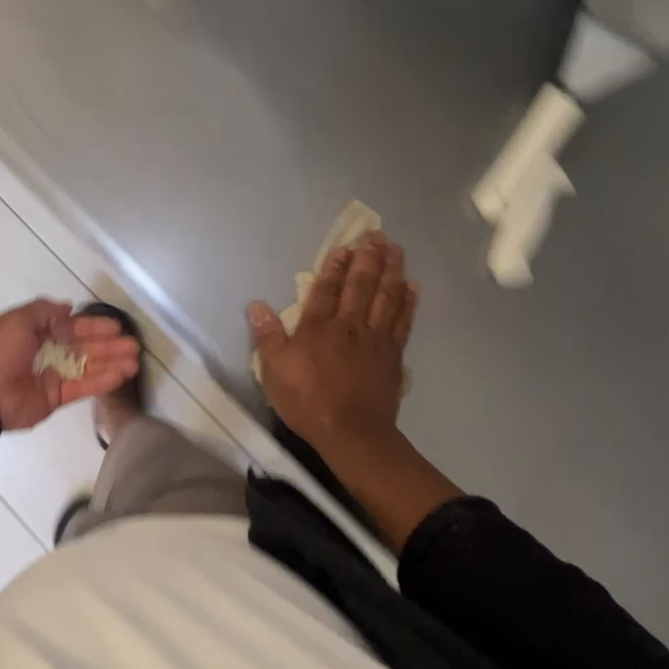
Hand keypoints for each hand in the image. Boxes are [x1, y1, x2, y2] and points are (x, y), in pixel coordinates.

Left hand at [0, 299, 141, 430]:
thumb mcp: (17, 320)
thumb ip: (44, 311)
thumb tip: (68, 308)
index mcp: (34, 332)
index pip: (71, 327)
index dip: (93, 327)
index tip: (117, 328)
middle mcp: (46, 352)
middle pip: (83, 347)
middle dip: (109, 346)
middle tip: (134, 347)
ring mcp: (51, 376)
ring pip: (87, 367)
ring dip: (111, 363)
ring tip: (134, 362)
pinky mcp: (55, 398)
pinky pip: (82, 388)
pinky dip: (101, 382)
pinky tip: (120, 376)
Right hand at [247, 232, 418, 456]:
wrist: (352, 433)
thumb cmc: (307, 402)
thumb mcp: (274, 372)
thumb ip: (267, 337)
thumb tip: (256, 305)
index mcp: (317, 329)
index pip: (326, 289)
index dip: (334, 267)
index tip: (344, 247)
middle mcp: (349, 326)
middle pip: (361, 285)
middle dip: (368, 258)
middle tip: (376, 235)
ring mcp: (375, 339)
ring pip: (386, 297)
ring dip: (392, 270)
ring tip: (396, 249)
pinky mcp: (393, 354)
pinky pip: (403, 321)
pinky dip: (407, 302)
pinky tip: (411, 286)